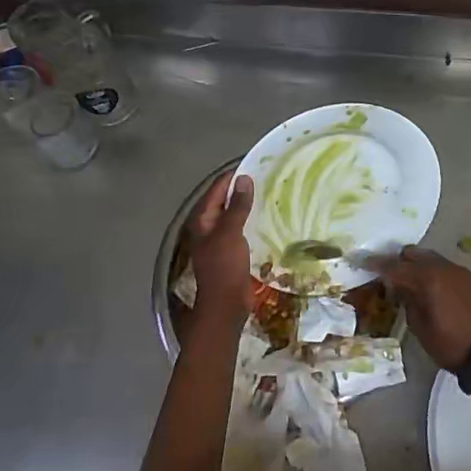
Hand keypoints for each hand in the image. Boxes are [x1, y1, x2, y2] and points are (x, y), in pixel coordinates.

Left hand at [187, 168, 253, 324]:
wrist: (226, 305)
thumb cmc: (224, 267)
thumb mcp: (230, 233)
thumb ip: (236, 206)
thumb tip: (244, 179)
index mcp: (202, 218)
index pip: (217, 188)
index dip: (233, 176)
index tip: (254, 164)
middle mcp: (207, 225)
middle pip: (224, 200)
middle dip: (240, 189)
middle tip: (265, 177)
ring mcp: (218, 238)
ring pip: (233, 214)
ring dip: (246, 205)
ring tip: (268, 194)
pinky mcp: (230, 251)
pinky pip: (240, 228)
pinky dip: (250, 221)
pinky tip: (265, 219)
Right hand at [381, 245, 470, 370]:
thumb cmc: (449, 344)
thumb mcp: (418, 325)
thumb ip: (406, 299)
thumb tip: (398, 286)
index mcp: (428, 278)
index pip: (394, 267)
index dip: (375, 264)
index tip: (359, 261)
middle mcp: (442, 267)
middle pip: (411, 254)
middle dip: (397, 261)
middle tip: (386, 274)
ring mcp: (458, 271)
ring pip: (428, 257)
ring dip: (415, 265)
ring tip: (407, 281)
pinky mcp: (468, 278)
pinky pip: (443, 266)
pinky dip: (431, 271)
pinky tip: (428, 286)